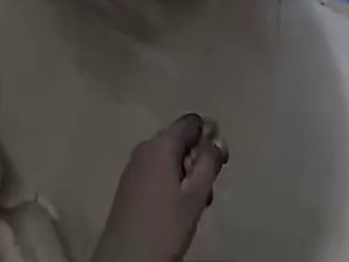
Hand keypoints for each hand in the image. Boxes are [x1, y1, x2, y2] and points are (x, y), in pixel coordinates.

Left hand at [91, 114, 227, 261]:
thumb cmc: (163, 227)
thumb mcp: (195, 195)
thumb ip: (210, 162)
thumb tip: (217, 138)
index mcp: (161, 144)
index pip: (192, 122)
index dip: (209, 136)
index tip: (220, 161)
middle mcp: (145, 148)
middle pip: (180, 139)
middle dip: (198, 158)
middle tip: (207, 188)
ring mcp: (134, 166)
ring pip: (170, 157)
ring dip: (186, 173)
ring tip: (194, 203)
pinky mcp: (128, 185)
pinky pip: (157, 170)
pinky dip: (171, 181)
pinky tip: (176, 208)